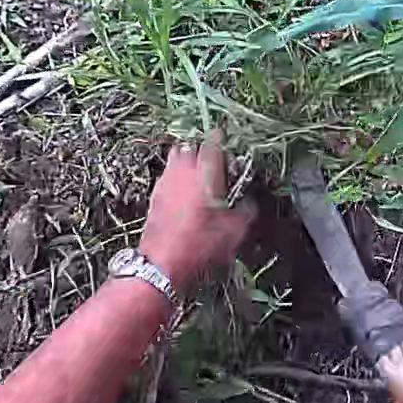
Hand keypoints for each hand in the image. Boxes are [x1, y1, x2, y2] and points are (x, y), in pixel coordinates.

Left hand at [137, 131, 253, 295]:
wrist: (162, 264)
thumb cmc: (199, 245)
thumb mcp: (234, 231)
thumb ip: (246, 211)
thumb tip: (249, 203)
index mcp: (206, 172)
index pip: (214, 143)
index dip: (221, 139)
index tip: (226, 138)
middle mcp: (182, 171)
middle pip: (190, 147)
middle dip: (202, 151)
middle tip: (214, 162)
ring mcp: (165, 182)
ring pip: (175, 160)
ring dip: (187, 163)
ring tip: (199, 177)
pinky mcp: (154, 197)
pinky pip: (167, 178)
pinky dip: (176, 180)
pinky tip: (184, 196)